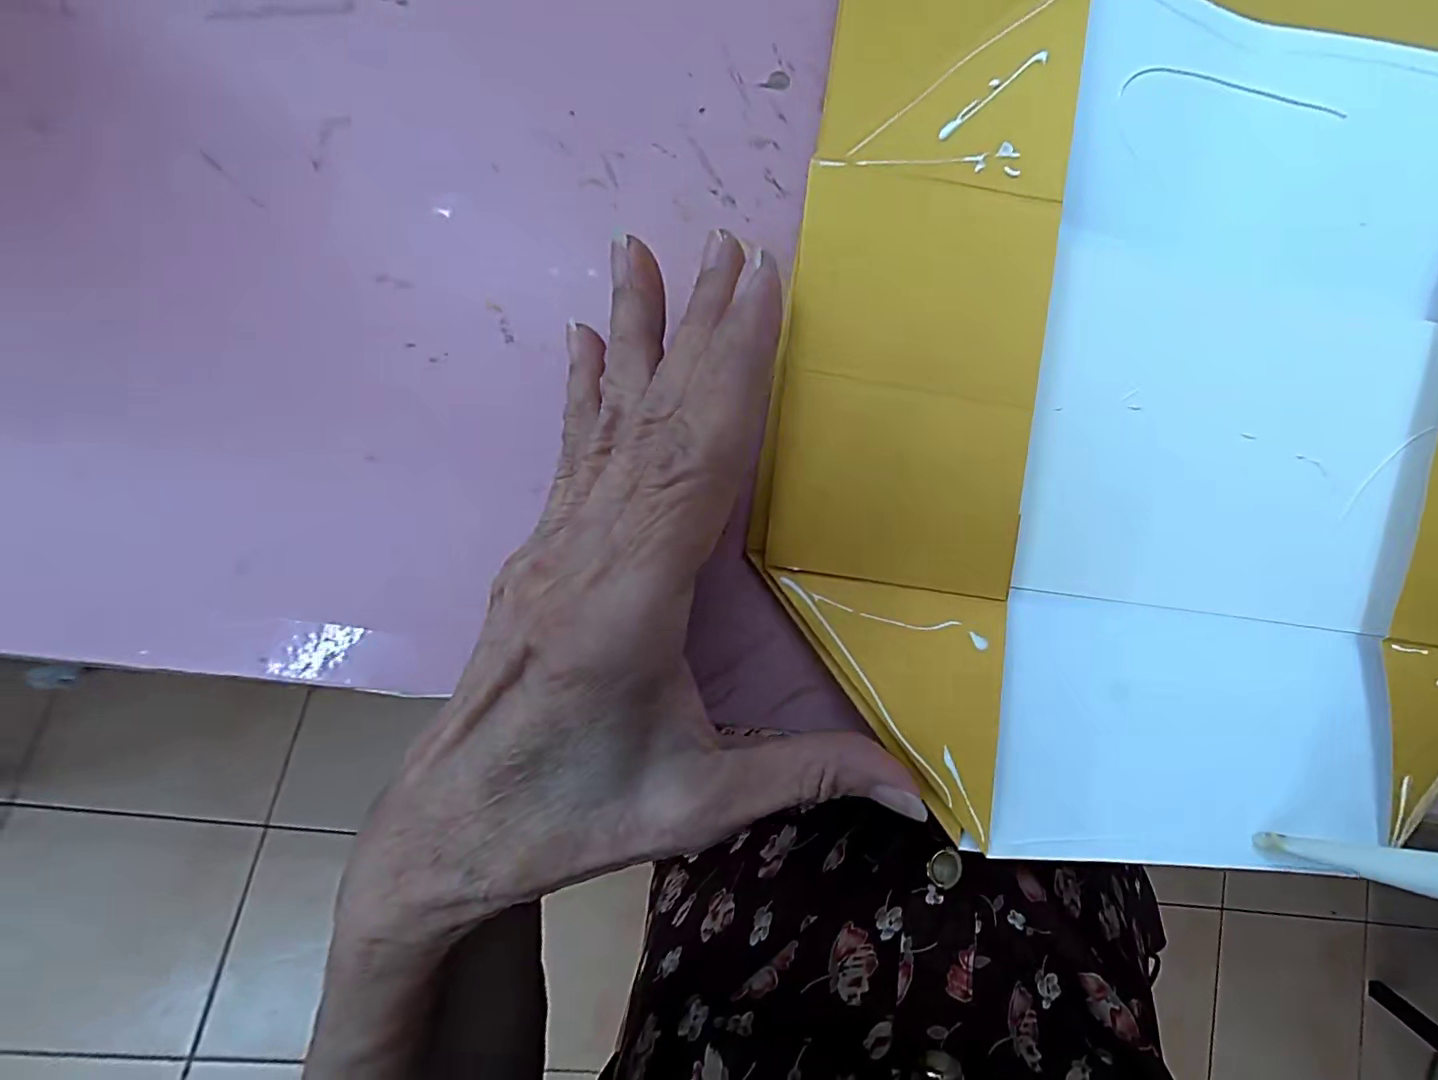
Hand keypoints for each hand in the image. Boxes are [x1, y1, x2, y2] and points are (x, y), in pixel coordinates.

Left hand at [335, 231, 923, 945]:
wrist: (447, 833)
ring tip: (642, 253)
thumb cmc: (576, 813)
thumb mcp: (702, 801)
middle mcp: (586, 549)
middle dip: (700, 328)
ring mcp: (557, 543)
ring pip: (608, 420)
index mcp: (628, 600)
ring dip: (638, 334)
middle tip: (728, 247)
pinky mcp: (546, 550)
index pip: (692, 460)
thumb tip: (918, 789)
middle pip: (655, 419)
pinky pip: (576, 450)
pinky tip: (586, 340)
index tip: (759, 291)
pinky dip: (587, 387)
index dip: (732, 374)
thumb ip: (813, 775)